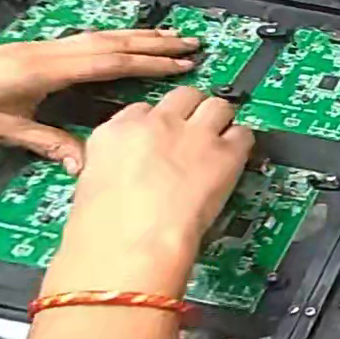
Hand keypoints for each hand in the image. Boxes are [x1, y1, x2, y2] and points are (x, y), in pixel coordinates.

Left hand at [0, 30, 199, 172]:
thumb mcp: (0, 131)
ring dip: (138, 36)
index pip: (113, 62)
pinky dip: (114, 39)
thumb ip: (50, 143)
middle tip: (192, 42)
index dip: (152, 63)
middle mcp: (49, 52)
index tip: (186, 64)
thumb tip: (90, 165)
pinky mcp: (31, 50)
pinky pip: (86, 40)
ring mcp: (40, 48)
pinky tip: (122, 42)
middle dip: (155, 42)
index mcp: (48, 69)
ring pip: (101, 36)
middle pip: (114, 42)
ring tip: (169, 36)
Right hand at [48, 86, 253, 292]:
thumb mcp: (94, 182)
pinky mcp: (227, 152)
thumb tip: (137, 163)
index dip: (159, 121)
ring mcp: (196, 135)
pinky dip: (243, 143)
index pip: (144, 107)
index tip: (167, 133)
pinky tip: (237, 157)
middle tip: (199, 129)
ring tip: (221, 139)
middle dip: (193, 109)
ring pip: (219, 105)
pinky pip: (245, 134)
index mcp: (116, 131)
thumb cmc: (107, 229)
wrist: (134, 242)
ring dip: (221, 120)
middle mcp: (158, 124)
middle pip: (185, 96)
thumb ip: (120, 160)